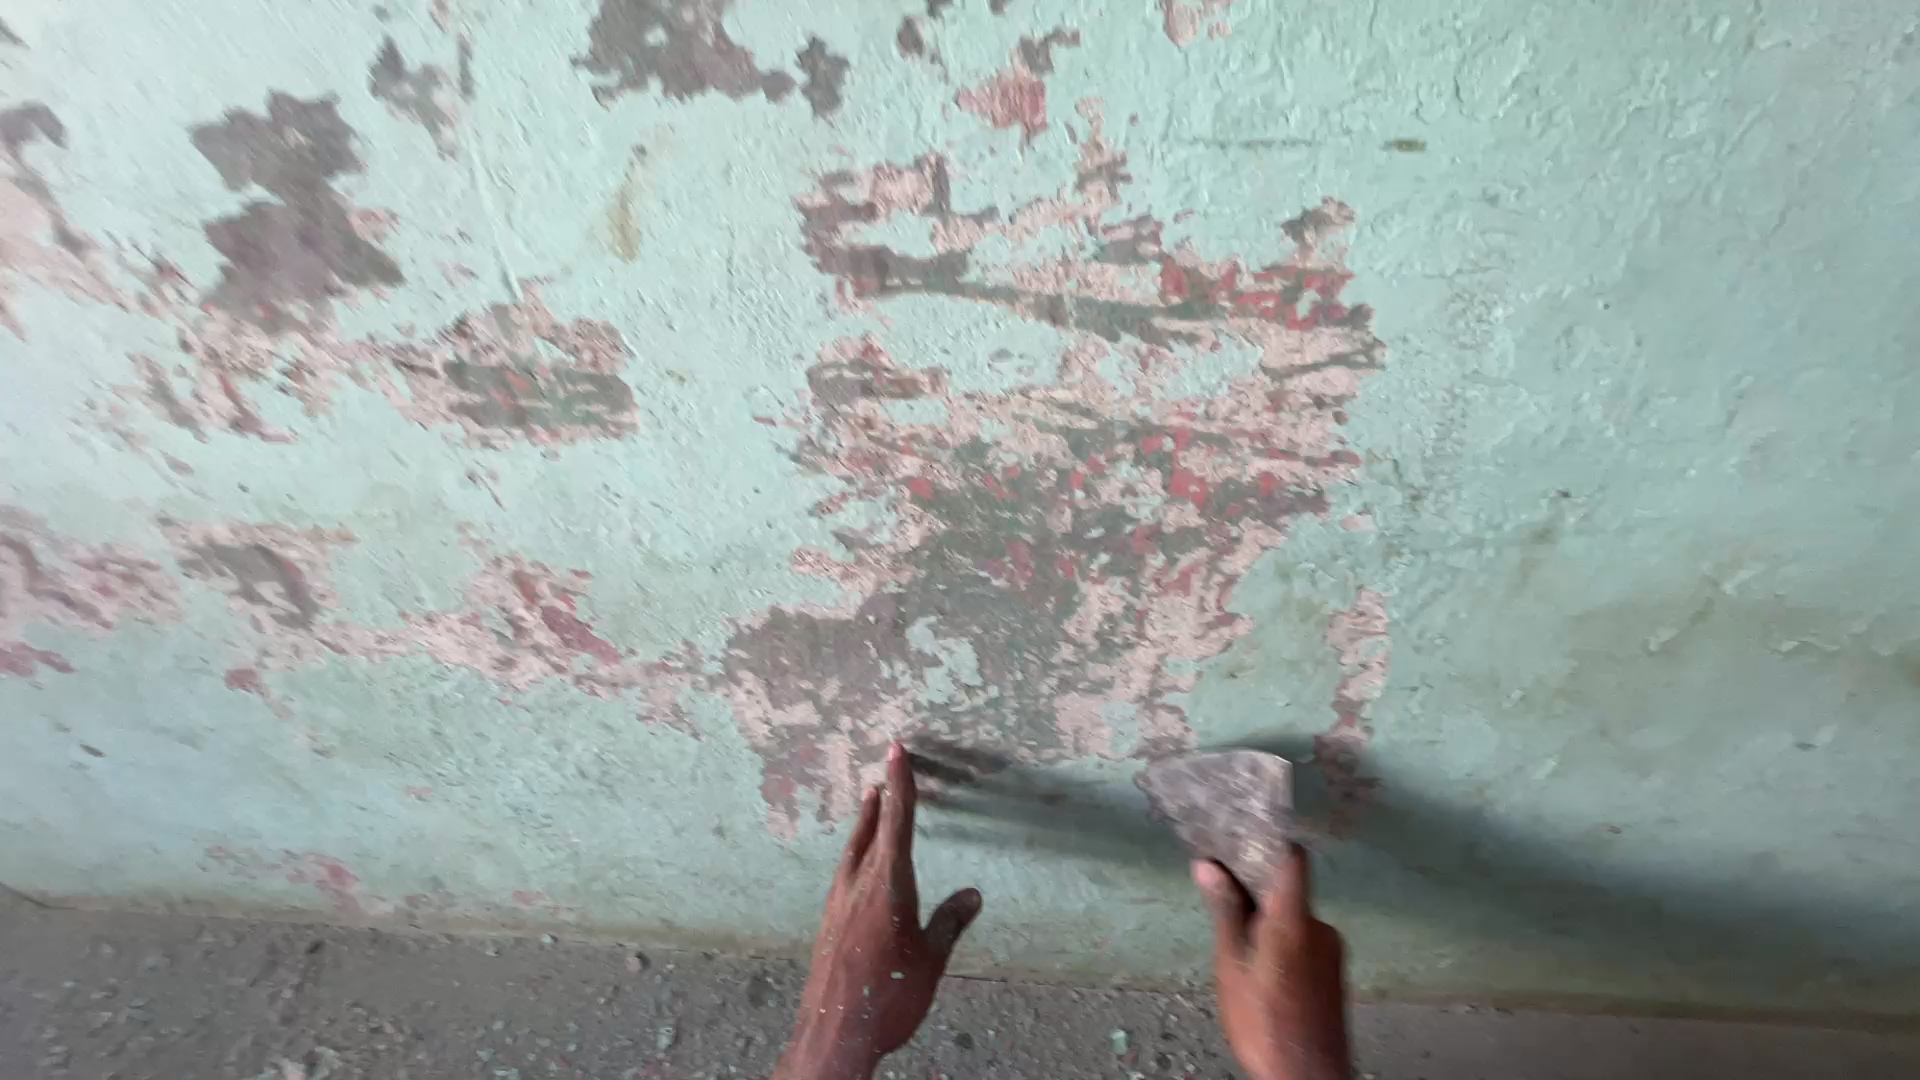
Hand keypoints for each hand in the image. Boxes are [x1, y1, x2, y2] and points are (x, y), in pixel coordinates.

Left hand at [774, 742, 982, 1079]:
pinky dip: (856, 849)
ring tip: (870, 802)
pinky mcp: (829, 920)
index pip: (897, 820)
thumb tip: (973, 894)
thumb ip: (949, 922)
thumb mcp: (929, 958)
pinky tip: (857, 861)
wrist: (833, 1032)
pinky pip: (845, 870)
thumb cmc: (888, 994)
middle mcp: (859, 882)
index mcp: (888, 883)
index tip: (896, 749)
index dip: (900, 782)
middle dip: (881, 796)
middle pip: (871, 827)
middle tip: (885, 770)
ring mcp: (839, 900)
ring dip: (865, 821)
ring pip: (854, 847)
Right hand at [1193, 844, 1349, 1079]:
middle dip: (1256, 894)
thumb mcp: (1232, 965)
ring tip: (1241, 953)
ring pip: (1293, 918)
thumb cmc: (1264, 1022)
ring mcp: (1332, 952)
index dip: (1270, 840)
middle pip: (1287, 889)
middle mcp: (1321, 928)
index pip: (1293, 859)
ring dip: (1268, 924)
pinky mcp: (1335, 973)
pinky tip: (1264, 973)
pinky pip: (1304, 940)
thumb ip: (1225, 911)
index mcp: (1294, 920)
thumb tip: (1207, 864)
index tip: (1241, 833)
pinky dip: (1283, 944)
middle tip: (1224, 910)